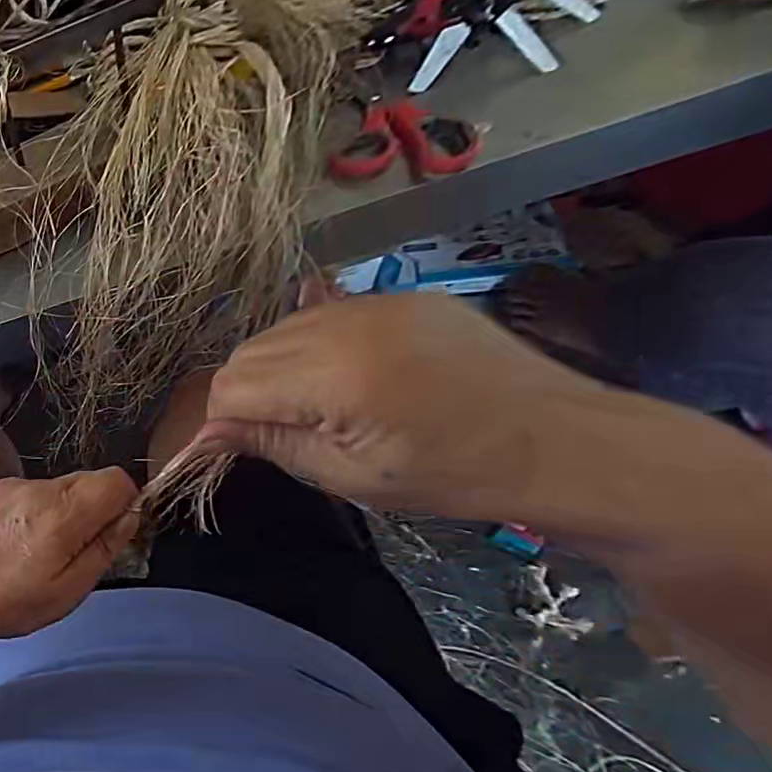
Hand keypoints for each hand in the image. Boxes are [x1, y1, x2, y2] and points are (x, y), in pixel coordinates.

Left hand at [0, 468, 139, 656]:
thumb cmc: (10, 602)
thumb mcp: (70, 589)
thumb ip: (105, 547)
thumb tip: (131, 516)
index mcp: (61, 515)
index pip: (115, 479)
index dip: (124, 502)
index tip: (115, 530)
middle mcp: (38, 489)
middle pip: (90, 479)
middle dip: (97, 507)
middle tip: (80, 546)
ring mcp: (15, 484)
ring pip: (63, 484)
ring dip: (68, 508)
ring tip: (47, 547)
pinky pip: (37, 489)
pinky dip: (42, 507)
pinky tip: (24, 538)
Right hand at [195, 292, 609, 518]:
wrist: (566, 443)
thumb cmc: (453, 474)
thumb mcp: (350, 475)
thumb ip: (270, 442)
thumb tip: (205, 433)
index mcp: (329, 376)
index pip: (230, 385)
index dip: (227, 418)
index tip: (248, 441)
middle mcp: (341, 324)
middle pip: (248, 353)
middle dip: (250, 391)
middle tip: (293, 427)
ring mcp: (373, 301)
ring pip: (280, 329)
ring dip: (282, 366)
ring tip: (325, 400)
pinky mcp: (399, 295)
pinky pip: (326, 312)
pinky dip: (318, 342)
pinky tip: (353, 370)